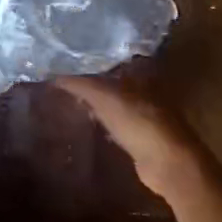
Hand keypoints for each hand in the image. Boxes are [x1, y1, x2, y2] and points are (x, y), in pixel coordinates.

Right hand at [53, 74, 208, 204]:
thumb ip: (79, 84)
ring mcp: (148, 115)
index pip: (114, 58)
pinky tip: (90, 128)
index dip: (93, 59)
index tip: (69, 61)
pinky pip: (119, 126)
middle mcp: (147, 89)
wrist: (167, 163)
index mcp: (143, 72)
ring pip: (117, 103)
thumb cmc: (138, 121)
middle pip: (115, 81)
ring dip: (100, 104)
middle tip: (65, 84)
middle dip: (94, 82)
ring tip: (72, 103)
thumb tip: (53, 76)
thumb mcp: (104, 97)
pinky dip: (106, 125)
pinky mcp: (145, 138)